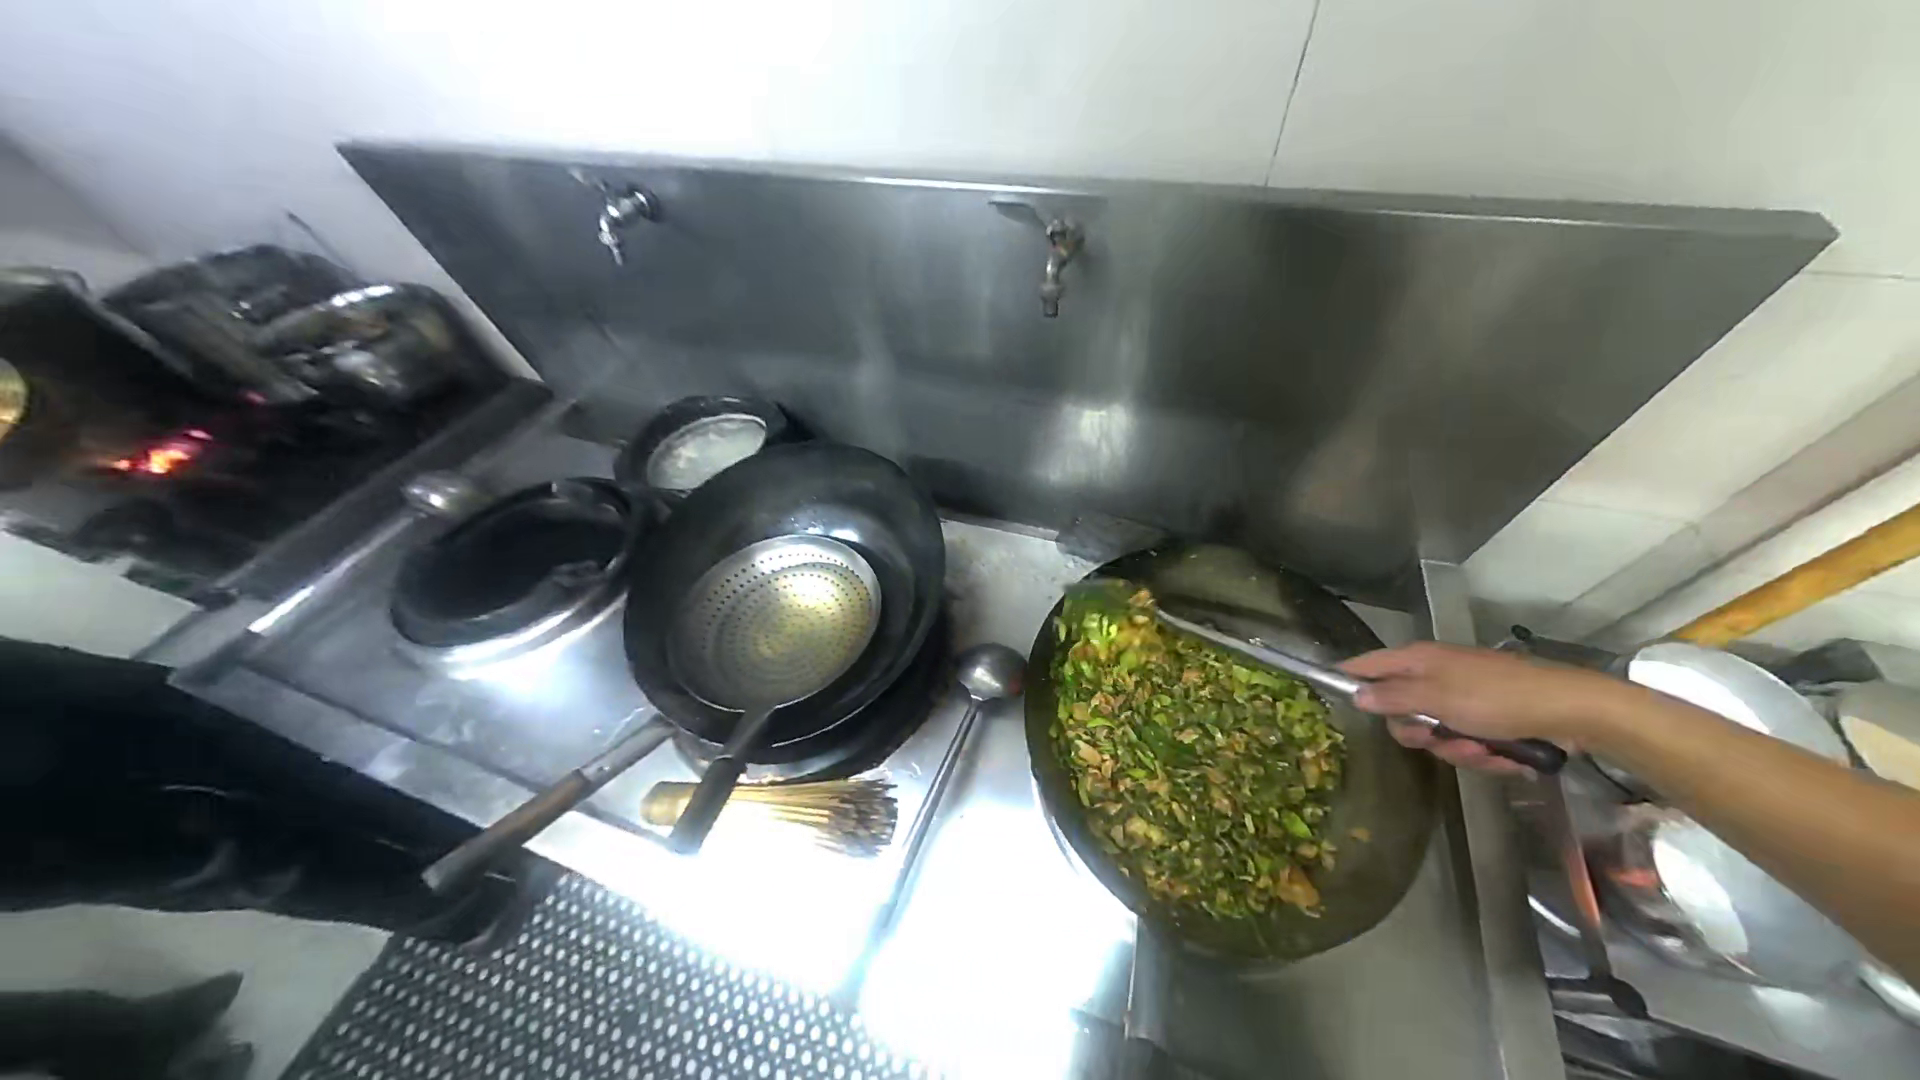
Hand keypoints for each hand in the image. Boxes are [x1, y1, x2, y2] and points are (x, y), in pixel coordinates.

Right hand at [1338, 642, 1632, 773]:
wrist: (1576, 712)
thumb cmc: (1498, 698)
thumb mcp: (1438, 699)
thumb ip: (1393, 697)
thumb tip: (1357, 695)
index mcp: (1417, 661)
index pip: (1366, 664)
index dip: (1348, 678)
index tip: (1334, 696)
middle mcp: (1435, 676)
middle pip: (1400, 709)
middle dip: (1418, 733)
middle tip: (1433, 738)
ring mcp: (1463, 698)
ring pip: (1436, 732)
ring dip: (1457, 749)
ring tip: (1483, 750)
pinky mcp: (1490, 719)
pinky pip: (1467, 742)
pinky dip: (1484, 754)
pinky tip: (1504, 756)